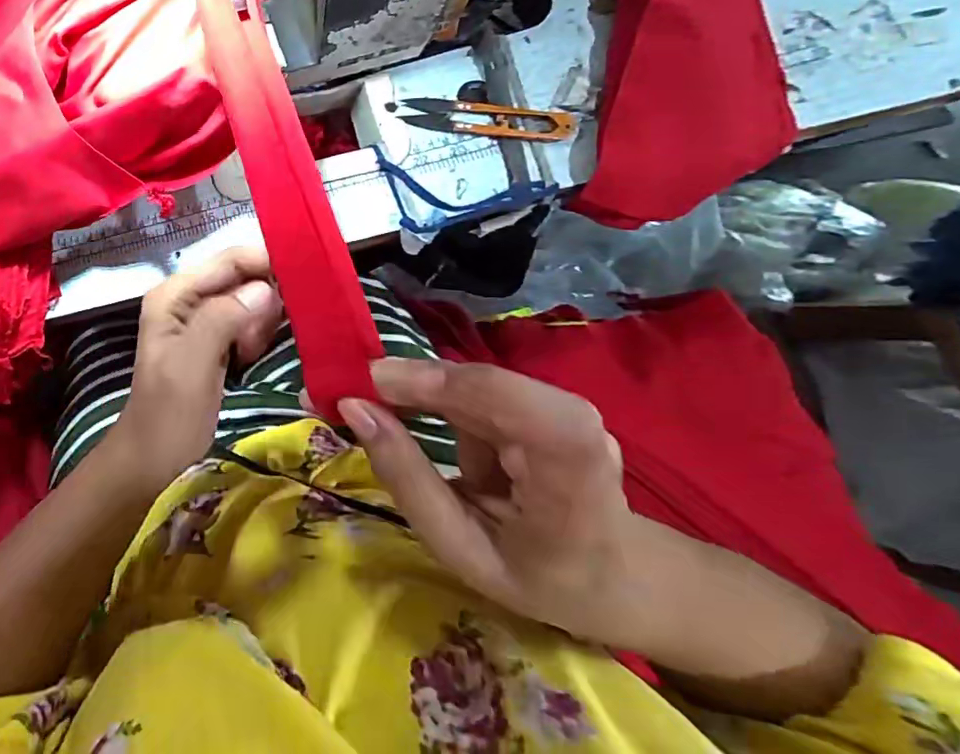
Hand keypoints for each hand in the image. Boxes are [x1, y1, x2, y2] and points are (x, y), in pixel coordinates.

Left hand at [107, 247, 283, 488]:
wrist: (150, 465)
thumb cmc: (167, 418)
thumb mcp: (192, 366)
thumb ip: (223, 320)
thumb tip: (266, 288)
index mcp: (174, 294)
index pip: (230, 260)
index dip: (268, 260)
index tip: (310, 275)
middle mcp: (186, 299)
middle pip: (242, 276)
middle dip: (266, 295)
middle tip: (267, 332)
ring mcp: (200, 321)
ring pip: (248, 300)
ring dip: (263, 319)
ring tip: (252, 350)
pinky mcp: (214, 343)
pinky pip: (246, 324)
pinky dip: (258, 334)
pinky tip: (252, 355)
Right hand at [339, 358, 644, 646]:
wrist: (620, 577)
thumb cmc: (544, 580)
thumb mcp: (463, 549)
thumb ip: (408, 480)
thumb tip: (353, 409)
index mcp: (569, 465)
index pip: (497, 396)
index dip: (426, 380)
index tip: (359, 385)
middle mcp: (572, 417)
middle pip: (474, 383)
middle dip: (405, 385)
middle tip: (339, 393)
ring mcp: (560, 402)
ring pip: (466, 383)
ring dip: (418, 401)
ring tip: (386, 430)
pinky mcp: (539, 398)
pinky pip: (471, 392)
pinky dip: (437, 408)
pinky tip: (439, 447)